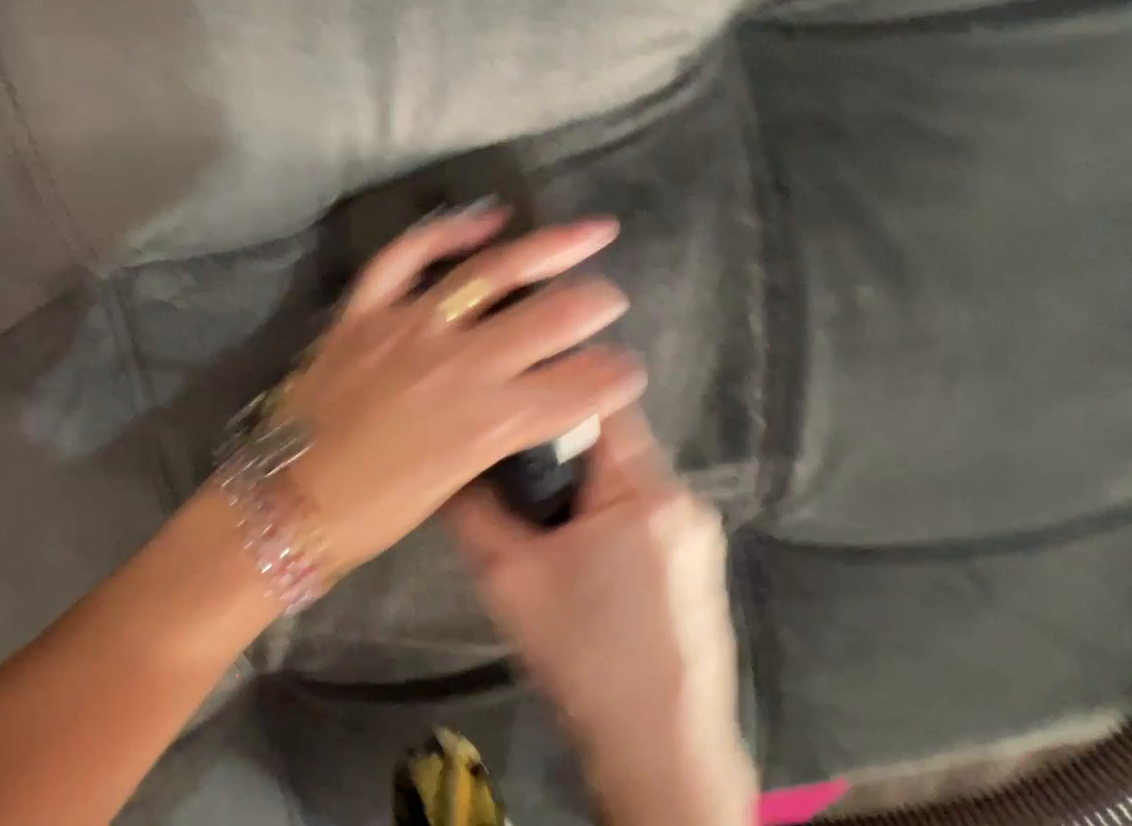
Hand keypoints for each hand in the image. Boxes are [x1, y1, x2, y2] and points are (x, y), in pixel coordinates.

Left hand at [274, 205, 645, 577]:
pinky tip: (487, 220)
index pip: (581, 385)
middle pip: (551, 318)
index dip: (616, 376)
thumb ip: (499, 429)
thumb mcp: (458, 479)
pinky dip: (445, 231)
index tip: (626, 369)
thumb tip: (528, 397)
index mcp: (492, 420)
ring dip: (548, 250)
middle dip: (595, 305)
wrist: (290, 500)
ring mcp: (406, 328)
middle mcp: (460, 364)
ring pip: (489, 274)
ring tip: (591, 234)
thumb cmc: (376, 510)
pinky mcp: (362, 313)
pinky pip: (405, 257)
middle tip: (610, 298)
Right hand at [447, 407, 754, 823]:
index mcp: (642, 492)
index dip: (541, 390)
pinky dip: (592, 509)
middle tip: (492, 456)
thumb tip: (443, 458)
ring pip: (615, 475)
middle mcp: (681, 499)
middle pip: (604, 440)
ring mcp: (695, 533)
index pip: (595, 402)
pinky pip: (632, 508)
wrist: (660, 749)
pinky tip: (560, 544)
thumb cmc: (581, 654)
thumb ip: (470, 507)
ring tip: (518, 501)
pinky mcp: (693, 562)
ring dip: (568, 479)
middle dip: (547, 443)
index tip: (494, 392)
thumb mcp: (504, 575)